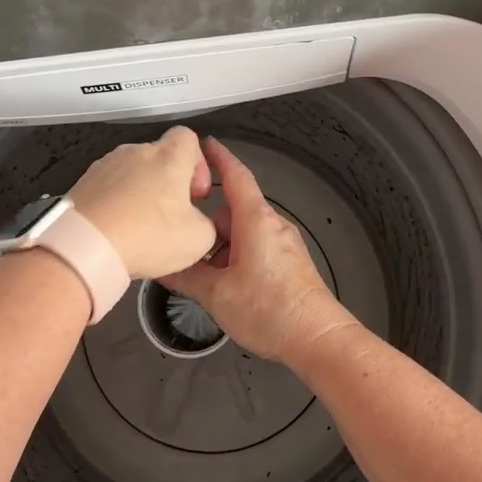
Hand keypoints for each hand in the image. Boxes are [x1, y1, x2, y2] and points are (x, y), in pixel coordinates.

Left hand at [67, 126, 216, 281]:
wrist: (85, 245)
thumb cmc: (149, 234)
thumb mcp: (198, 238)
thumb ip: (207, 223)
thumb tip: (198, 222)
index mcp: (168, 156)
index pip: (188, 137)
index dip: (197, 163)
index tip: (195, 193)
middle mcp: (135, 152)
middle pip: (159, 158)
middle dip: (167, 183)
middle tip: (169, 216)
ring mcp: (105, 165)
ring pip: (132, 173)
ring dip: (140, 193)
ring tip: (138, 227)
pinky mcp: (82, 182)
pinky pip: (108, 188)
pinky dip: (115, 204)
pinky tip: (115, 231)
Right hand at [160, 137, 360, 363]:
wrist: (318, 338)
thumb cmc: (269, 309)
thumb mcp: (216, 294)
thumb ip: (186, 276)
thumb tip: (163, 266)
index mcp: (255, 220)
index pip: (236, 176)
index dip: (219, 158)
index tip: (204, 144)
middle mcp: (272, 225)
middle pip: (232, 211)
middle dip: (207, 225)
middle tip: (181, 241)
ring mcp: (283, 245)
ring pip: (242, 233)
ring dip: (220, 248)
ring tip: (199, 274)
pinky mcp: (289, 264)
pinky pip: (256, 249)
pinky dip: (235, 258)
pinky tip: (223, 285)